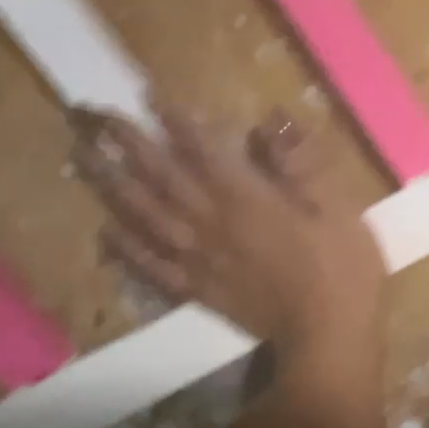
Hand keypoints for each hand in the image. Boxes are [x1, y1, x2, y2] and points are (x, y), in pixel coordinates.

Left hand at [71, 101, 384, 354]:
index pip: (204, 152)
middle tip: (93, 113)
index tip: (150, 95)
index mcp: (249, 200)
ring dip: (112, 184)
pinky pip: (149, 265)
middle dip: (128, 143)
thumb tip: (271, 121)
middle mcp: (211, 223)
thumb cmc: (344, 267)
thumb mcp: (338, 209)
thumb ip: (299, 167)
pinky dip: (124, 247)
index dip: (178, 123)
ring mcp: (198, 259)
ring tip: (85, 158)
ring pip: (144, 215)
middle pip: (162, 177)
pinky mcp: (197, 289)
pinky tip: (106, 232)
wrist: (329, 333)